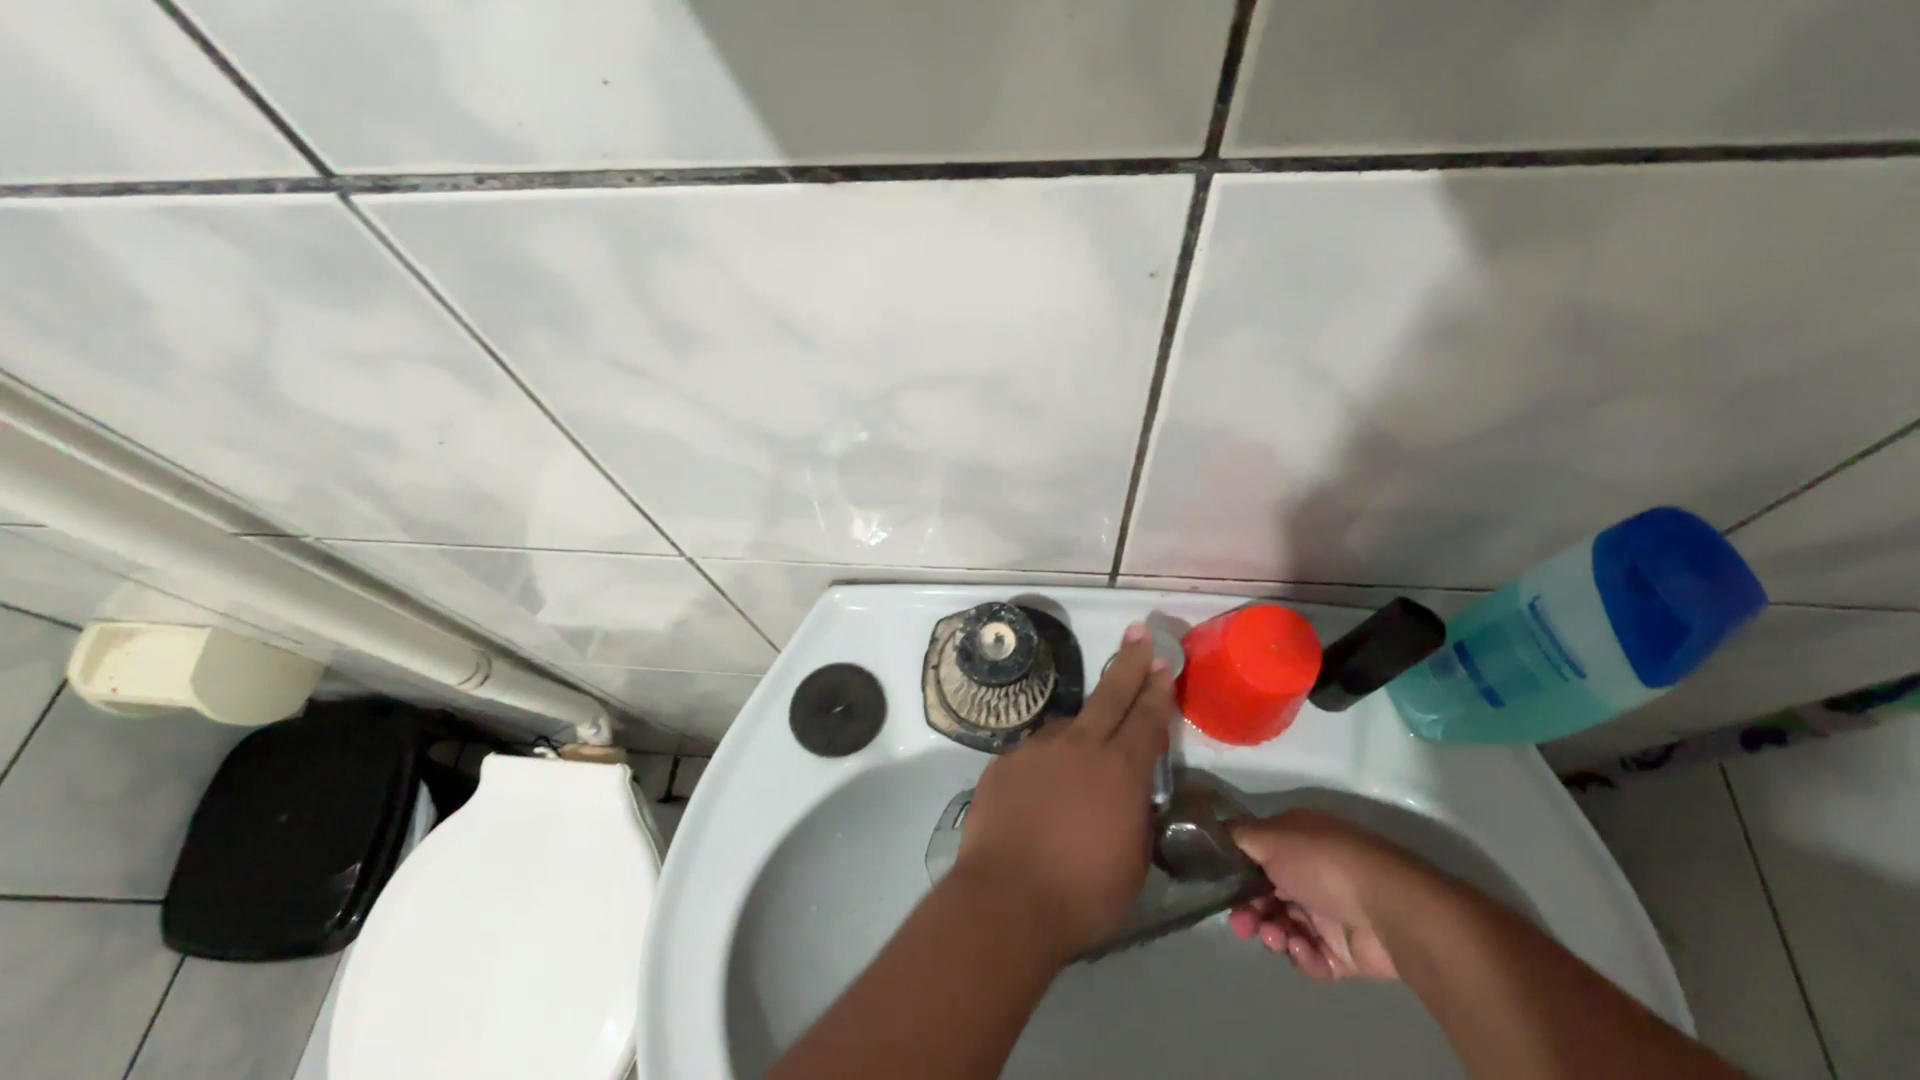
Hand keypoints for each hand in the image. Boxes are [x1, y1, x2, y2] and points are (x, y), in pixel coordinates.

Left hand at [952, 623, 1174, 959]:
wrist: (1007, 900)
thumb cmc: (1083, 893)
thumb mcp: (1133, 859)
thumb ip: (1133, 816)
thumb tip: (1128, 799)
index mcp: (1121, 769)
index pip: (1147, 718)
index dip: (1158, 689)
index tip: (1165, 663)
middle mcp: (1079, 746)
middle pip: (1110, 694)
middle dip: (1129, 663)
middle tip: (1139, 634)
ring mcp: (1036, 751)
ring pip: (1066, 727)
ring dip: (1080, 731)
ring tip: (1082, 759)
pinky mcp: (1002, 764)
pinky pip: (1032, 755)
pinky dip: (1044, 765)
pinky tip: (1040, 791)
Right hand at [1228, 809, 1418, 980]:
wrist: (1386, 908)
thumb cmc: (1323, 864)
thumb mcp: (1271, 837)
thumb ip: (1237, 837)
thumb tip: (1214, 834)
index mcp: (1299, 843)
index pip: (1258, 858)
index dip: (1237, 876)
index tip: (1222, 891)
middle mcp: (1313, 875)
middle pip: (1268, 897)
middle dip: (1251, 912)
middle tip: (1244, 925)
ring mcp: (1330, 914)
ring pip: (1285, 928)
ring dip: (1274, 934)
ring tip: (1278, 937)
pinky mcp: (1344, 951)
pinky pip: (1311, 957)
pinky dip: (1303, 956)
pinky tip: (1305, 949)